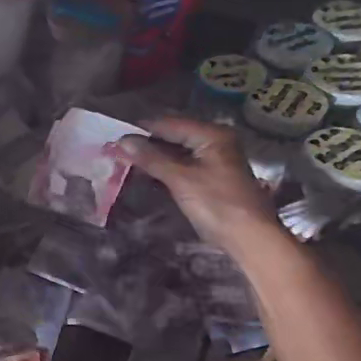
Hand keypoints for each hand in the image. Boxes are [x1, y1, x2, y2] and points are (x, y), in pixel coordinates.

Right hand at [114, 117, 286, 256]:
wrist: (247, 236)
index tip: (113, 138)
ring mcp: (212, 158)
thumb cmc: (216, 204)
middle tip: (115, 150)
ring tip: (123, 161)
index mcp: (212, 135)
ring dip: (151, 156)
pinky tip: (143, 172)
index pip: (169, 124)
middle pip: (172, 135)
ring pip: (174, 150)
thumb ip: (151, 158)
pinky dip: (162, 167)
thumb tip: (122, 141)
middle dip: (144, 143)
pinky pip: (179, 164)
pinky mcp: (208, 175)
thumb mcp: (180, 179)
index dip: (140, 130)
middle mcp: (214, 141)